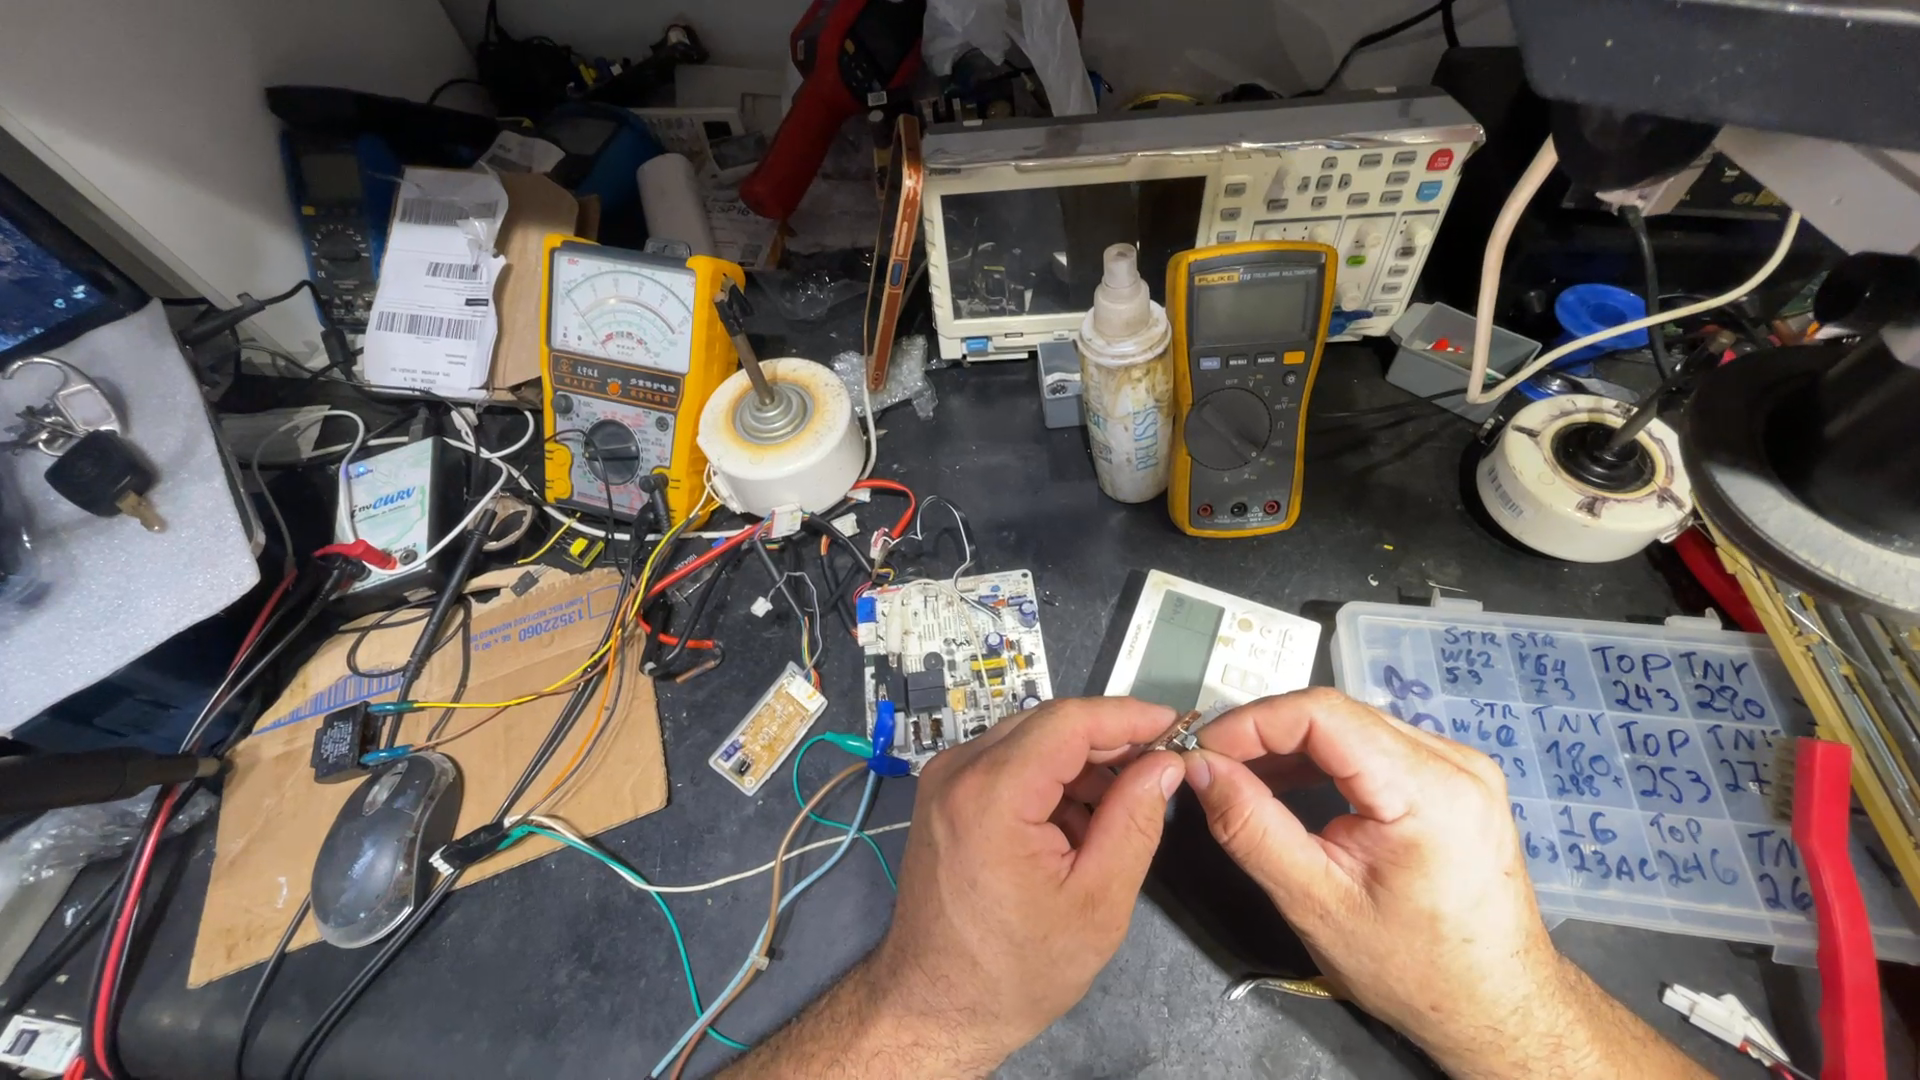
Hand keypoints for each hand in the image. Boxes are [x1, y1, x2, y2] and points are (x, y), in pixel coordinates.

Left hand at [867, 697, 1184, 1069]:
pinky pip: (1007, 762)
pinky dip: (1048, 779)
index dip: (1126, 716)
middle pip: (1047, 724)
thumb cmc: (1017, 968)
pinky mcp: (944, 793)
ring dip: (1079, 764)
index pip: (1068, 721)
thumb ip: (1135, 821)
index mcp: (991, 792)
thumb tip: (1163, 764)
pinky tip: (1076, 822)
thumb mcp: (1097, 902)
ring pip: (1029, 740)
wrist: (936, 1004)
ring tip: (1118, 811)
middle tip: (1157, 768)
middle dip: (1107, 741)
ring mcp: (945, 778)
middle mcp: (958, 769)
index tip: (1174, 724)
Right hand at [1185, 689, 1562, 1068]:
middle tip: (1210, 763)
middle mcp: (1451, 759)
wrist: (1501, 1009)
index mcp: (1430, 789)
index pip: (1323, 713)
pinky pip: (1367, 743)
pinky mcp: (1449, 776)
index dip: (1252, 721)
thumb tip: (1198, 767)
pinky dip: (1316, 756)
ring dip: (1285, 742)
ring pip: (1347, 724)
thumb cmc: (1412, 970)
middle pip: (1334, 713)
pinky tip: (1282, 780)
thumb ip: (1250, 828)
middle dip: (1262, 732)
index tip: (1201, 749)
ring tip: (1236, 773)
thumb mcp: (1315, 904)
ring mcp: (1456, 763)